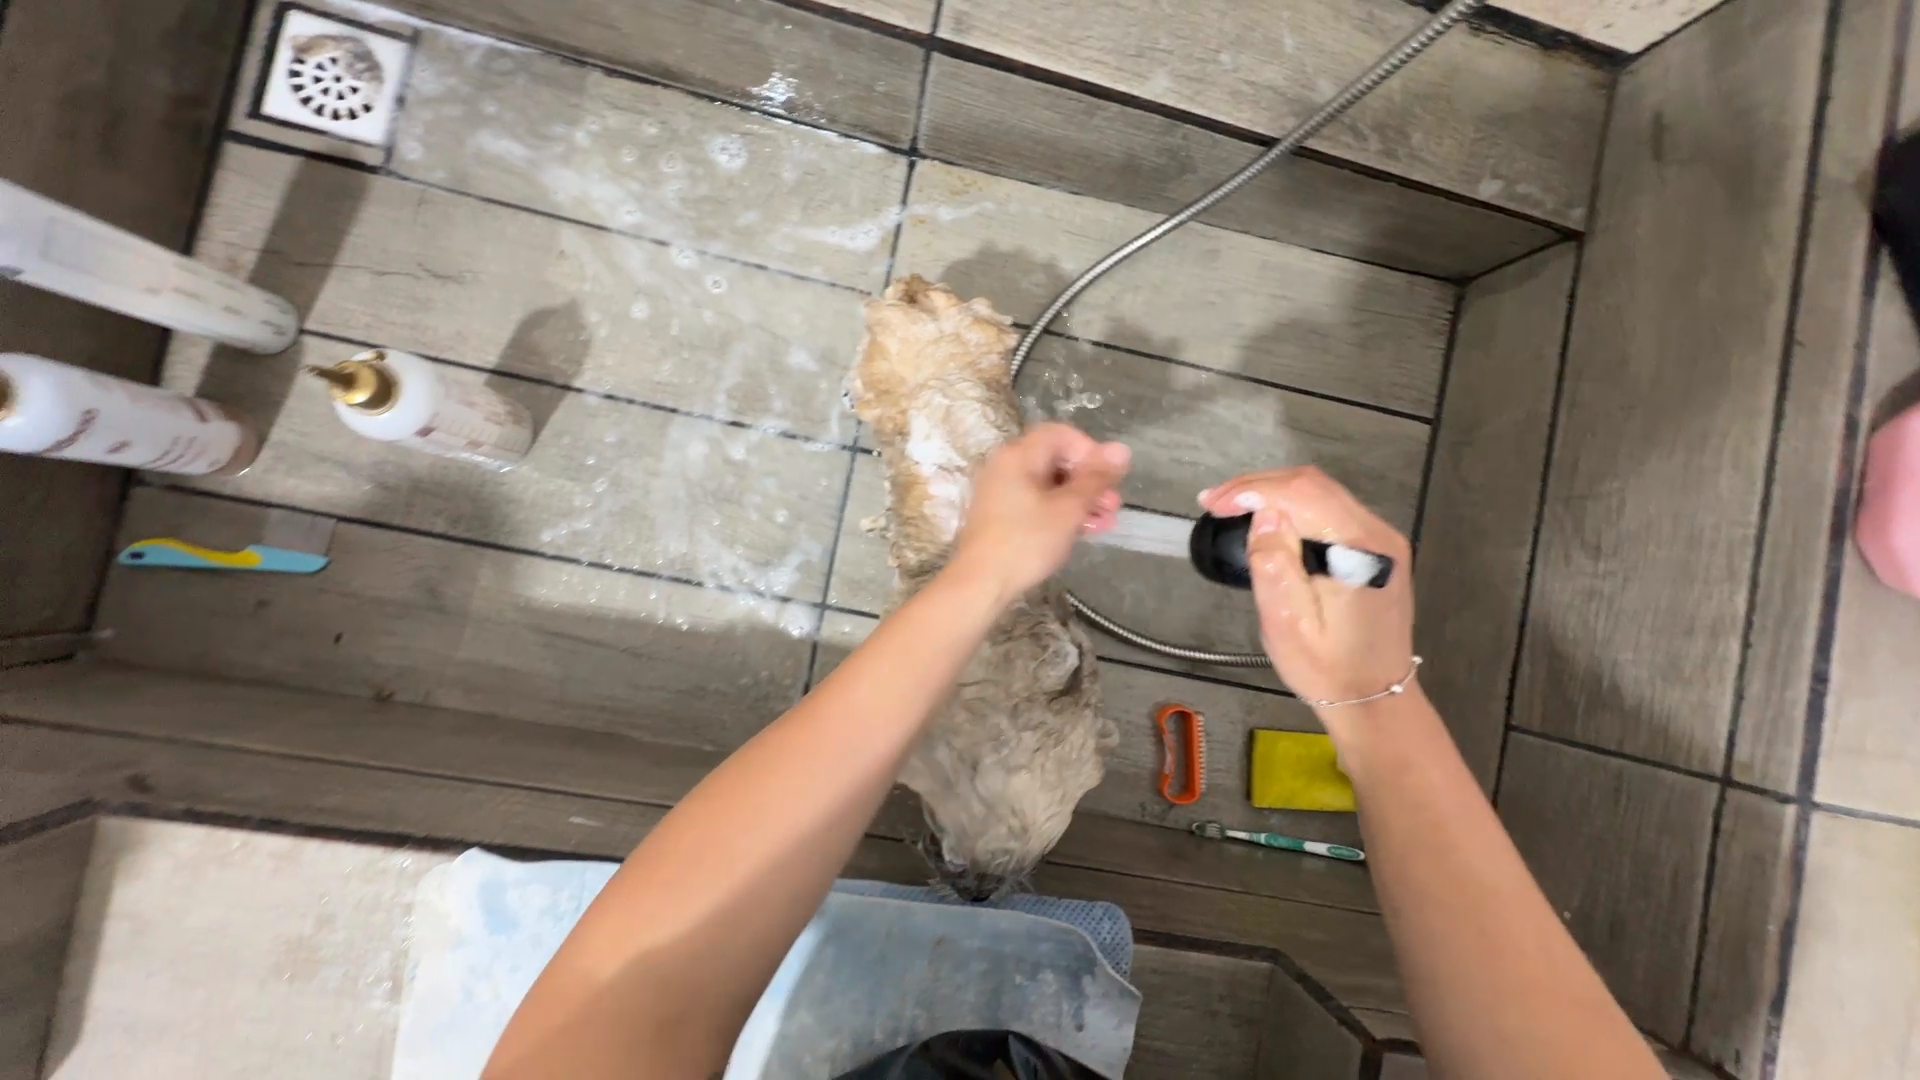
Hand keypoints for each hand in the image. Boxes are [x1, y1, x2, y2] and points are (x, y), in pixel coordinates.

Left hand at [948, 424, 1129, 602]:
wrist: (981, 583)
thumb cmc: (1026, 542)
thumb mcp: (1068, 509)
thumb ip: (1096, 478)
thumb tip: (1121, 449)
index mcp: (1018, 455)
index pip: (1062, 434)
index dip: (1091, 452)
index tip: (1108, 480)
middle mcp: (1006, 466)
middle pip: (1057, 460)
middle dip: (1090, 481)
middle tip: (1112, 506)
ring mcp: (1001, 491)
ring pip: (1050, 484)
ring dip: (1080, 500)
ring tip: (1104, 524)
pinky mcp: (1001, 515)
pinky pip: (1037, 502)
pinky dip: (1061, 512)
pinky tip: (1082, 531)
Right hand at [1200, 468, 1414, 711]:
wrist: (1374, 698)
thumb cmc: (1325, 667)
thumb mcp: (1285, 622)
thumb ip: (1274, 563)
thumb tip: (1265, 514)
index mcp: (1357, 550)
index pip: (1301, 494)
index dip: (1251, 490)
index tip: (1211, 504)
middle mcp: (1377, 534)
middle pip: (1313, 485)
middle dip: (1257, 485)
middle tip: (1213, 502)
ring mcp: (1381, 540)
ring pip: (1321, 492)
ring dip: (1273, 491)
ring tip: (1230, 505)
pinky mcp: (1375, 548)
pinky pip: (1329, 509)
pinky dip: (1292, 505)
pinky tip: (1266, 517)